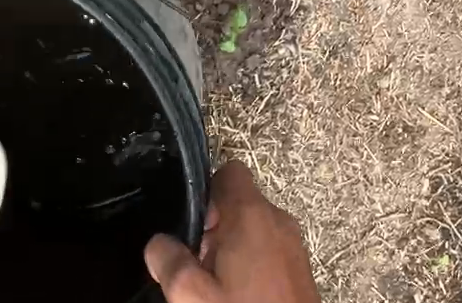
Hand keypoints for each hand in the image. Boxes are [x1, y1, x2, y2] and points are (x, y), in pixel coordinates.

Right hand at [143, 162, 316, 302]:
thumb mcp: (192, 295)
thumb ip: (168, 260)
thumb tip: (159, 244)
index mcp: (252, 214)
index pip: (227, 172)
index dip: (203, 192)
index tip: (193, 228)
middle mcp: (278, 221)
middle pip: (237, 204)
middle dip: (213, 228)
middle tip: (200, 265)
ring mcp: (294, 249)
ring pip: (252, 230)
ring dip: (231, 250)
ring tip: (218, 288)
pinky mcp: (301, 274)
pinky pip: (268, 252)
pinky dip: (250, 266)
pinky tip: (238, 297)